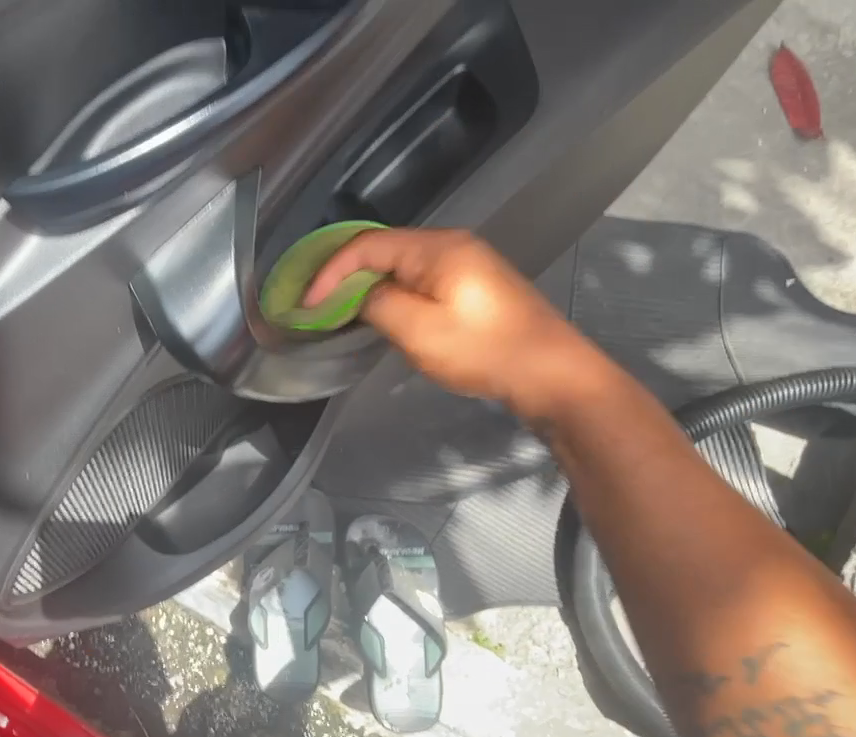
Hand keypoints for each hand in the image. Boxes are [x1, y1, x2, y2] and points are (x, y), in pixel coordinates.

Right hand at [302, 228, 611, 420]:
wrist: (549, 372)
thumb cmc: (483, 350)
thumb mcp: (420, 331)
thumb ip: (378, 305)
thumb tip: (359, 296)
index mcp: (437, 249)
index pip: (367, 245)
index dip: (329, 272)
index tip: (305, 305)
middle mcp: (449, 246)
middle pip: (381, 250)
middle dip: (341, 276)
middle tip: (312, 307)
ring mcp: (461, 265)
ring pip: (396, 267)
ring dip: (362, 287)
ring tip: (334, 313)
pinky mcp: (468, 287)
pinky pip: (414, 281)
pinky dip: (386, 294)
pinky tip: (374, 316)